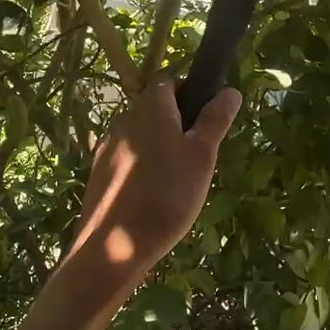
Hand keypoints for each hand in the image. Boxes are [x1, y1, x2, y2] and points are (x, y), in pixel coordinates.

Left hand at [67, 78, 241, 284]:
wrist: (114, 248)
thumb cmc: (167, 195)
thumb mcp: (202, 156)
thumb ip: (215, 120)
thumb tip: (230, 91)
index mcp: (150, 107)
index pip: (167, 80)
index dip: (188, 91)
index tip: (204, 118)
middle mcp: (125, 119)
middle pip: (154, 109)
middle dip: (176, 124)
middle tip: (197, 155)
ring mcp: (107, 147)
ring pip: (141, 136)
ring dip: (159, 147)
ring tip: (178, 181)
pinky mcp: (98, 174)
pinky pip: (127, 160)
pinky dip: (142, 169)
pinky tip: (153, 198)